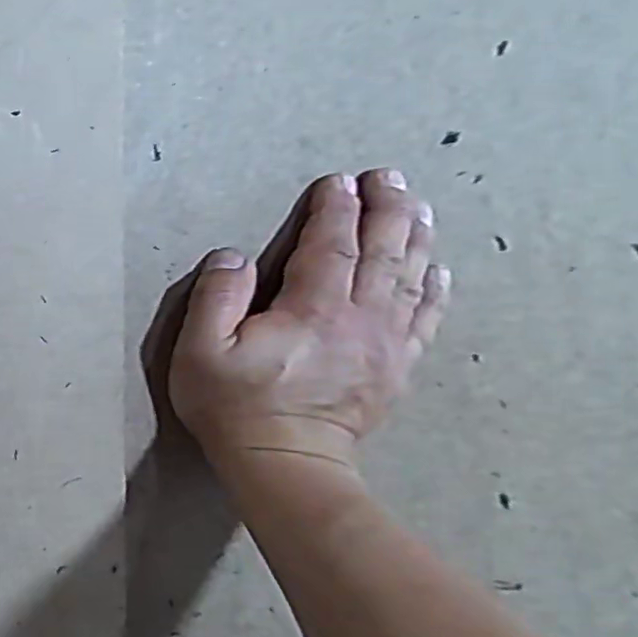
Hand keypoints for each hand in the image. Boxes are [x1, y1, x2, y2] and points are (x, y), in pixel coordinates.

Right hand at [170, 169, 450, 473]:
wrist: (283, 460)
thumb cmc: (231, 403)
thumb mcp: (200, 349)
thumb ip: (216, 298)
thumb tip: (232, 256)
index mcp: (312, 310)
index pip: (328, 247)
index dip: (334, 211)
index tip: (338, 181)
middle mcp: (360, 319)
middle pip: (382, 253)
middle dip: (387, 210)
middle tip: (389, 176)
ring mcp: (385, 343)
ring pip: (410, 279)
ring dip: (415, 238)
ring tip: (418, 208)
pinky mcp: (395, 366)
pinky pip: (425, 317)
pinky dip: (434, 288)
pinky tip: (437, 270)